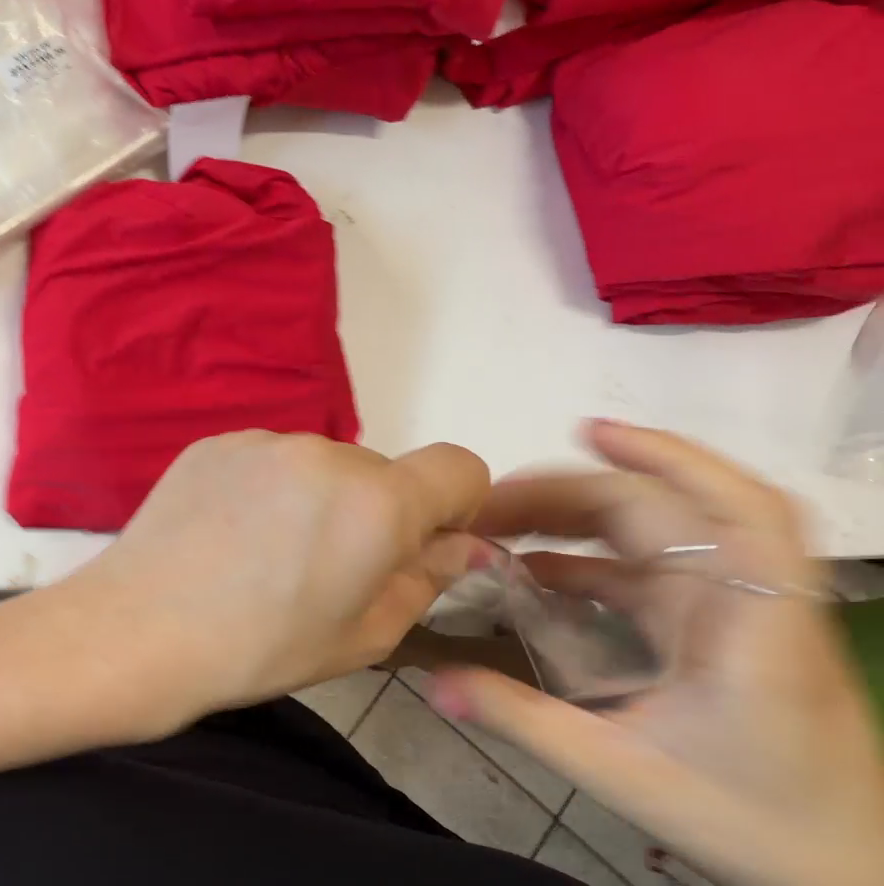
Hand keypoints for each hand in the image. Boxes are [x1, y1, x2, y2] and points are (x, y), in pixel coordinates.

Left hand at [60, 431, 490, 724]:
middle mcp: (320, 452)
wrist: (142, 626)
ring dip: (313, 498)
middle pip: (378, 471)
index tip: (417, 547)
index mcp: (376, 499)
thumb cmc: (262, 646)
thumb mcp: (366, 634)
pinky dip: (263, 488)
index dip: (452, 507)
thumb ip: (424, 578)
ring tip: (264, 553)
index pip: (457, 466)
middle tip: (326, 567)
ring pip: (317, 465)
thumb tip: (455, 544)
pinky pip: (263, 460)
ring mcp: (257, 442)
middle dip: (372, 511)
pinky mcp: (209, 445)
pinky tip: (227, 534)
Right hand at [431, 421, 883, 885]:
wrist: (849, 870)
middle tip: (483, 504)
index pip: (738, 512)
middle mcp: (745, 600)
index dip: (671, 459)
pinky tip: (529, 568)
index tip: (591, 432)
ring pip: (650, 534)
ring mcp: (729, 612)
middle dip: (568, 493)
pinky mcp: (711, 630)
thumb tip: (431, 683)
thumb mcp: (626, 775)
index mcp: (750, 624)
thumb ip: (523, 720)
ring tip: (494, 521)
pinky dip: (584, 557)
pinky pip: (642, 571)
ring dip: (571, 517)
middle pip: (662, 512)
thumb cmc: (761, 822)